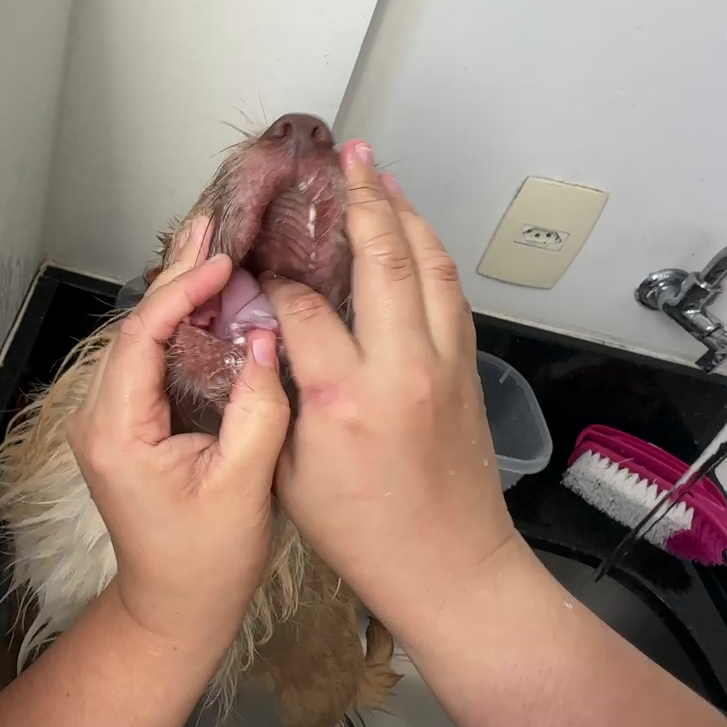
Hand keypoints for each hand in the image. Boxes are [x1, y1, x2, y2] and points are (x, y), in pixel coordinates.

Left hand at [66, 216, 291, 654]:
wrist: (172, 607)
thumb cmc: (207, 561)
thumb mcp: (243, 486)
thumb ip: (255, 408)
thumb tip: (265, 337)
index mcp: (116, 430)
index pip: (142, 338)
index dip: (180, 292)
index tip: (221, 261)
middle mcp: (99, 415)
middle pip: (136, 328)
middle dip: (174, 276)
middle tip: (209, 226)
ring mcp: (108, 416)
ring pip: (141, 338)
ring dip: (176, 292)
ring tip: (209, 245)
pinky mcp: (126, 419)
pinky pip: (150, 357)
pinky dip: (178, 322)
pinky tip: (203, 294)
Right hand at [261, 141, 519, 613]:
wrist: (453, 569)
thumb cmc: (360, 532)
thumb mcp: (287, 470)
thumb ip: (273, 392)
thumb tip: (266, 332)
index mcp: (344, 397)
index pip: (304, 305)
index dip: (277, 279)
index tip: (260, 265)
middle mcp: (402, 366)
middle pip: (382, 258)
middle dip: (359, 199)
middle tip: (344, 157)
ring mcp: (444, 361)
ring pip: (427, 263)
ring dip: (402, 211)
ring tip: (379, 174)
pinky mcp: (466, 366)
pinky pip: (448, 288)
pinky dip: (428, 248)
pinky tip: (411, 231)